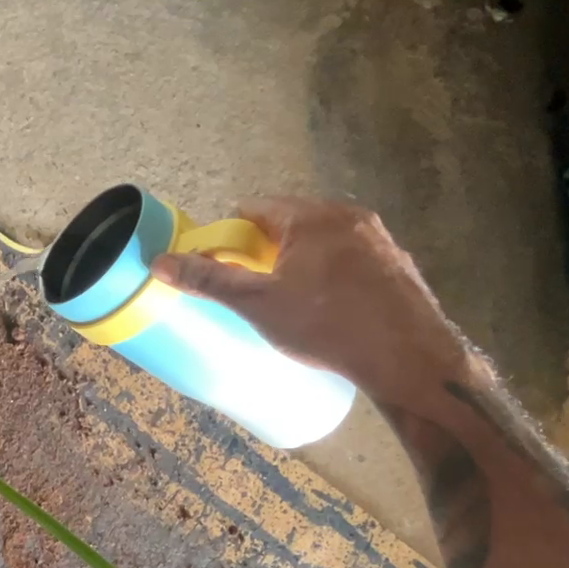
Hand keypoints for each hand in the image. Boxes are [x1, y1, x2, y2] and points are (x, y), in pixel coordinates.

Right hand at [151, 196, 471, 405]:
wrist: (408, 358)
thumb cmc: (326, 326)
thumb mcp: (257, 304)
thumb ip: (209, 279)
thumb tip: (160, 262)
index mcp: (313, 217)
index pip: (253, 209)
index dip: (228, 237)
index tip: (220, 268)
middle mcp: (349, 216)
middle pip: (285, 224)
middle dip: (260, 251)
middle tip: (247, 290)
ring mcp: (378, 239)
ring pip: (316, 242)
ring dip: (292, 263)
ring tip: (281, 302)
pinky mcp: (394, 264)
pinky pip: (343, 259)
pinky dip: (323, 274)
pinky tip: (321, 309)